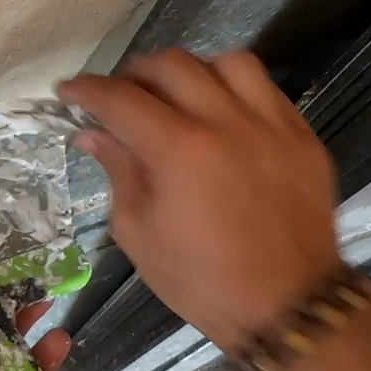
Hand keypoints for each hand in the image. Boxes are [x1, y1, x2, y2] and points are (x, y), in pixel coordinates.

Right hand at [57, 49, 341, 347]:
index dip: (86, 89)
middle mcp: (225, 123)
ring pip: (226, 62)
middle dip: (133, 74)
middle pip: (170, 65)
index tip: (69, 90)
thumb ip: (118, 170)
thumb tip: (94, 134)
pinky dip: (234, 88)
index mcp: (178, 150)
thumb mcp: (137, 231)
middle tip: (120, 97)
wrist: (289, 308)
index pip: (119, 98)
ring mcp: (271, 126)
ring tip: (177, 96)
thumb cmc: (200, 278)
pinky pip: (265, 88)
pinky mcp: (302, 137)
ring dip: (190, 72)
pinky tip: (220, 113)